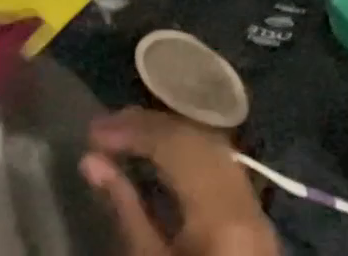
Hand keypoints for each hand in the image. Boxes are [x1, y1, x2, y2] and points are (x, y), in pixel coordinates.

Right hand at [80, 109, 276, 255]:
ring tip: (127, 136)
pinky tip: (160, 156)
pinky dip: (188, 151)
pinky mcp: (256, 222)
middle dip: (147, 125)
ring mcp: (256, 212)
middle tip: (104, 128)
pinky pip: (221, 165)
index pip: (174, 146)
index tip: (92, 133)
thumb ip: (124, 206)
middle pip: (195, 139)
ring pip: (211, 147)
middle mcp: (245, 204)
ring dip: (167, 134)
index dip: (131, 130)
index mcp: (220, 216)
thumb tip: (90, 160)